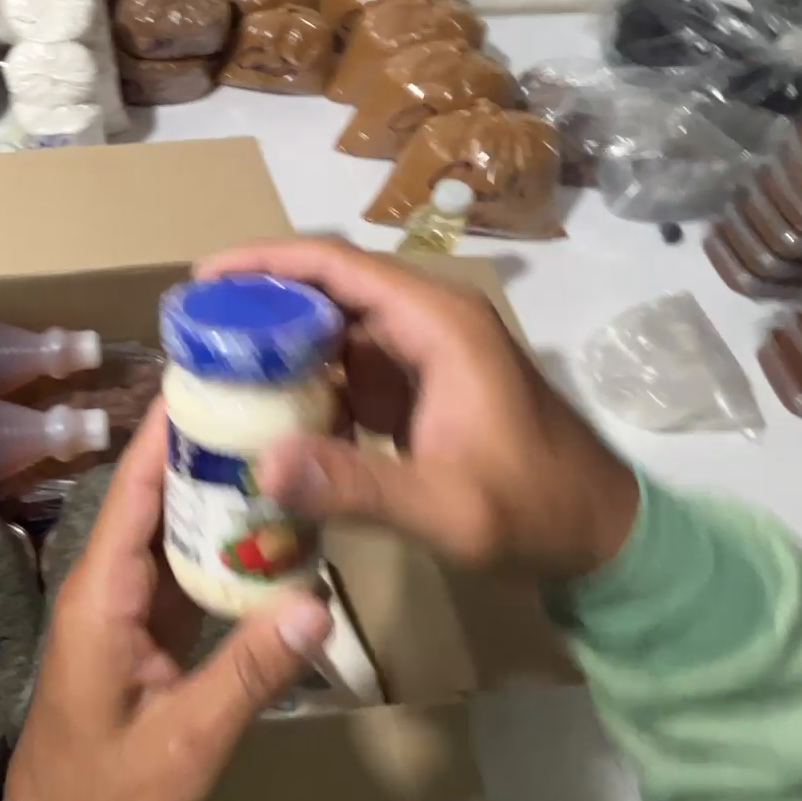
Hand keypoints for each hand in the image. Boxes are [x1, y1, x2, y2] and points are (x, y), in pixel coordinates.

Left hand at [9, 402, 333, 800]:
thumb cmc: (107, 787)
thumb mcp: (183, 739)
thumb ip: (248, 673)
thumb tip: (320, 604)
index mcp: (102, 590)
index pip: (131, 490)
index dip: (159, 435)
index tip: (196, 383)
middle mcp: (108, 579)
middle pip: (151, 498)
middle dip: (196, 451)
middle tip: (254, 408)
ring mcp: (124, 602)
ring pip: (168, 529)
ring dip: (210, 492)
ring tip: (266, 449)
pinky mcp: (142, 624)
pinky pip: (180, 567)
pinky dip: (217, 543)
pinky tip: (261, 528)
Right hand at [198, 238, 638, 579]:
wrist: (605, 538)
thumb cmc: (536, 511)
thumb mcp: (446, 508)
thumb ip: (357, 486)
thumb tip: (262, 464)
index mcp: (437, 322)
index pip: (338, 265)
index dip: (267, 262)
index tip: (206, 277)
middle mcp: (425, 319)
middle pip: (327, 284)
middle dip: (259, 296)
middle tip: (196, 322)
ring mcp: (420, 349)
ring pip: (331, 321)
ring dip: (276, 333)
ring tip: (215, 355)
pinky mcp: (414, 379)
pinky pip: (344, 359)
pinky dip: (301, 370)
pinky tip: (264, 398)